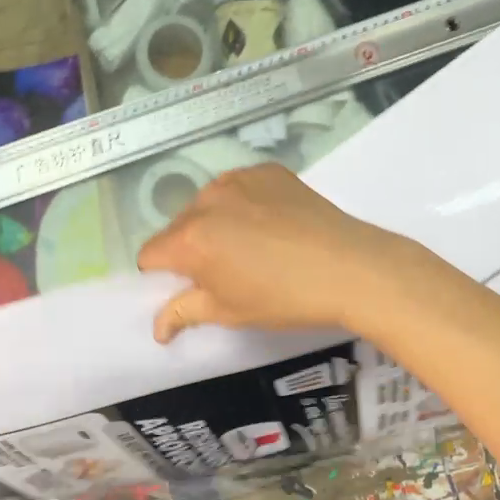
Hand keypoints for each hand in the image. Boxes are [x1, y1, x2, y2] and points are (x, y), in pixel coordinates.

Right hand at [136, 163, 439, 342]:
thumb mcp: (230, 312)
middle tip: (222, 273)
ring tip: (250, 249)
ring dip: (215, 224)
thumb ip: (185, 312)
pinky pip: (239, 189)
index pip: (150, 254)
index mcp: (190, 240)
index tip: (188, 288)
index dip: (161, 275)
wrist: (349, 267)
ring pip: (208, 205)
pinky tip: (271, 227)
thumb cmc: (283, 298)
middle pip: (177, 227)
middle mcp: (206, 201)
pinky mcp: (267, 171)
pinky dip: (243, 206)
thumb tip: (158, 328)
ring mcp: (238, 180)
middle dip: (188, 249)